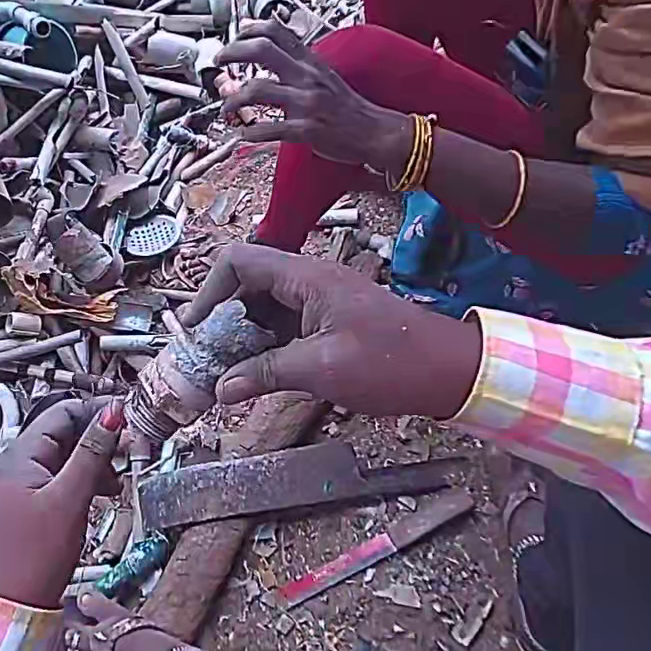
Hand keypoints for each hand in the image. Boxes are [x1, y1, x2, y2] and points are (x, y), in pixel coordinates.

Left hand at [0, 398, 123, 608]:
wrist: (7, 611)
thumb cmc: (29, 560)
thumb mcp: (69, 500)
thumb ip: (91, 454)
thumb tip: (110, 415)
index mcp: (19, 456)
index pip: (62, 413)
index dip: (96, 412)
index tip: (126, 418)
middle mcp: (16, 466)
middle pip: (62, 434)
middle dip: (96, 439)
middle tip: (127, 450)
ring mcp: (21, 488)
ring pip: (63, 459)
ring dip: (92, 462)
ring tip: (116, 478)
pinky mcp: (29, 509)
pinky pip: (60, 481)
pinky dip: (83, 482)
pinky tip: (99, 495)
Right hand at [181, 244, 480, 417]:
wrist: (456, 371)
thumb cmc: (392, 363)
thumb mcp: (321, 370)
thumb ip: (265, 374)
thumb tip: (220, 389)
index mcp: (306, 277)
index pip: (238, 261)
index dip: (208, 290)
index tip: (194, 326)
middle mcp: (307, 280)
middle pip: (244, 283)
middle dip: (219, 316)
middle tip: (204, 352)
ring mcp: (317, 298)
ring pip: (261, 305)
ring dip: (239, 333)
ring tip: (224, 366)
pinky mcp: (326, 317)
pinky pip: (281, 322)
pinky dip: (262, 343)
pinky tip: (254, 370)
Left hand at [218, 20, 407, 170]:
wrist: (376, 131)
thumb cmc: (346, 108)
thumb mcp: (323, 78)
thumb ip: (294, 69)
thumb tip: (264, 63)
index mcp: (310, 63)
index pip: (277, 31)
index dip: (250, 29)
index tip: (233, 37)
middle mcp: (307, 77)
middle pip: (263, 50)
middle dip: (233, 52)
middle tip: (219, 60)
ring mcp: (307, 102)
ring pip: (259, 89)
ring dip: (234, 99)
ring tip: (226, 107)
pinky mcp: (307, 129)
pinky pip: (271, 128)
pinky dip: (250, 133)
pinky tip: (242, 135)